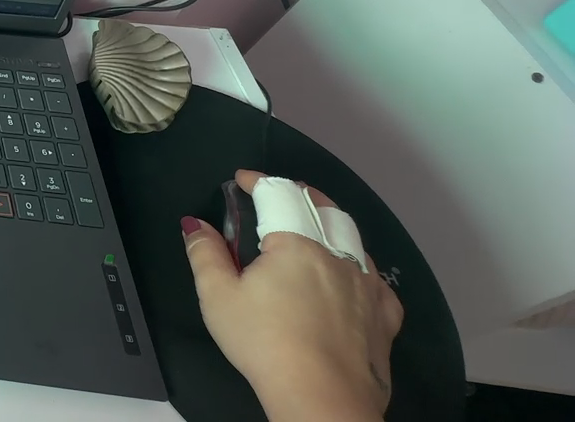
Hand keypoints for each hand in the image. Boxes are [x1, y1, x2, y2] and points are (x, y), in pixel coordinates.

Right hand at [182, 170, 403, 421]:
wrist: (321, 400)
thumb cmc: (264, 341)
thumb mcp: (216, 293)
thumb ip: (205, 252)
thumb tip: (195, 224)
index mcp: (297, 245)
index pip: (278, 196)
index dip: (257, 181)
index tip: (241, 179)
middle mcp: (338, 258)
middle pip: (324, 209)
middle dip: (297, 192)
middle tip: (274, 191)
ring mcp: (368, 289)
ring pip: (354, 238)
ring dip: (329, 220)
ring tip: (309, 222)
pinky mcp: (384, 319)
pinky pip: (375, 277)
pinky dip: (357, 261)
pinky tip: (348, 271)